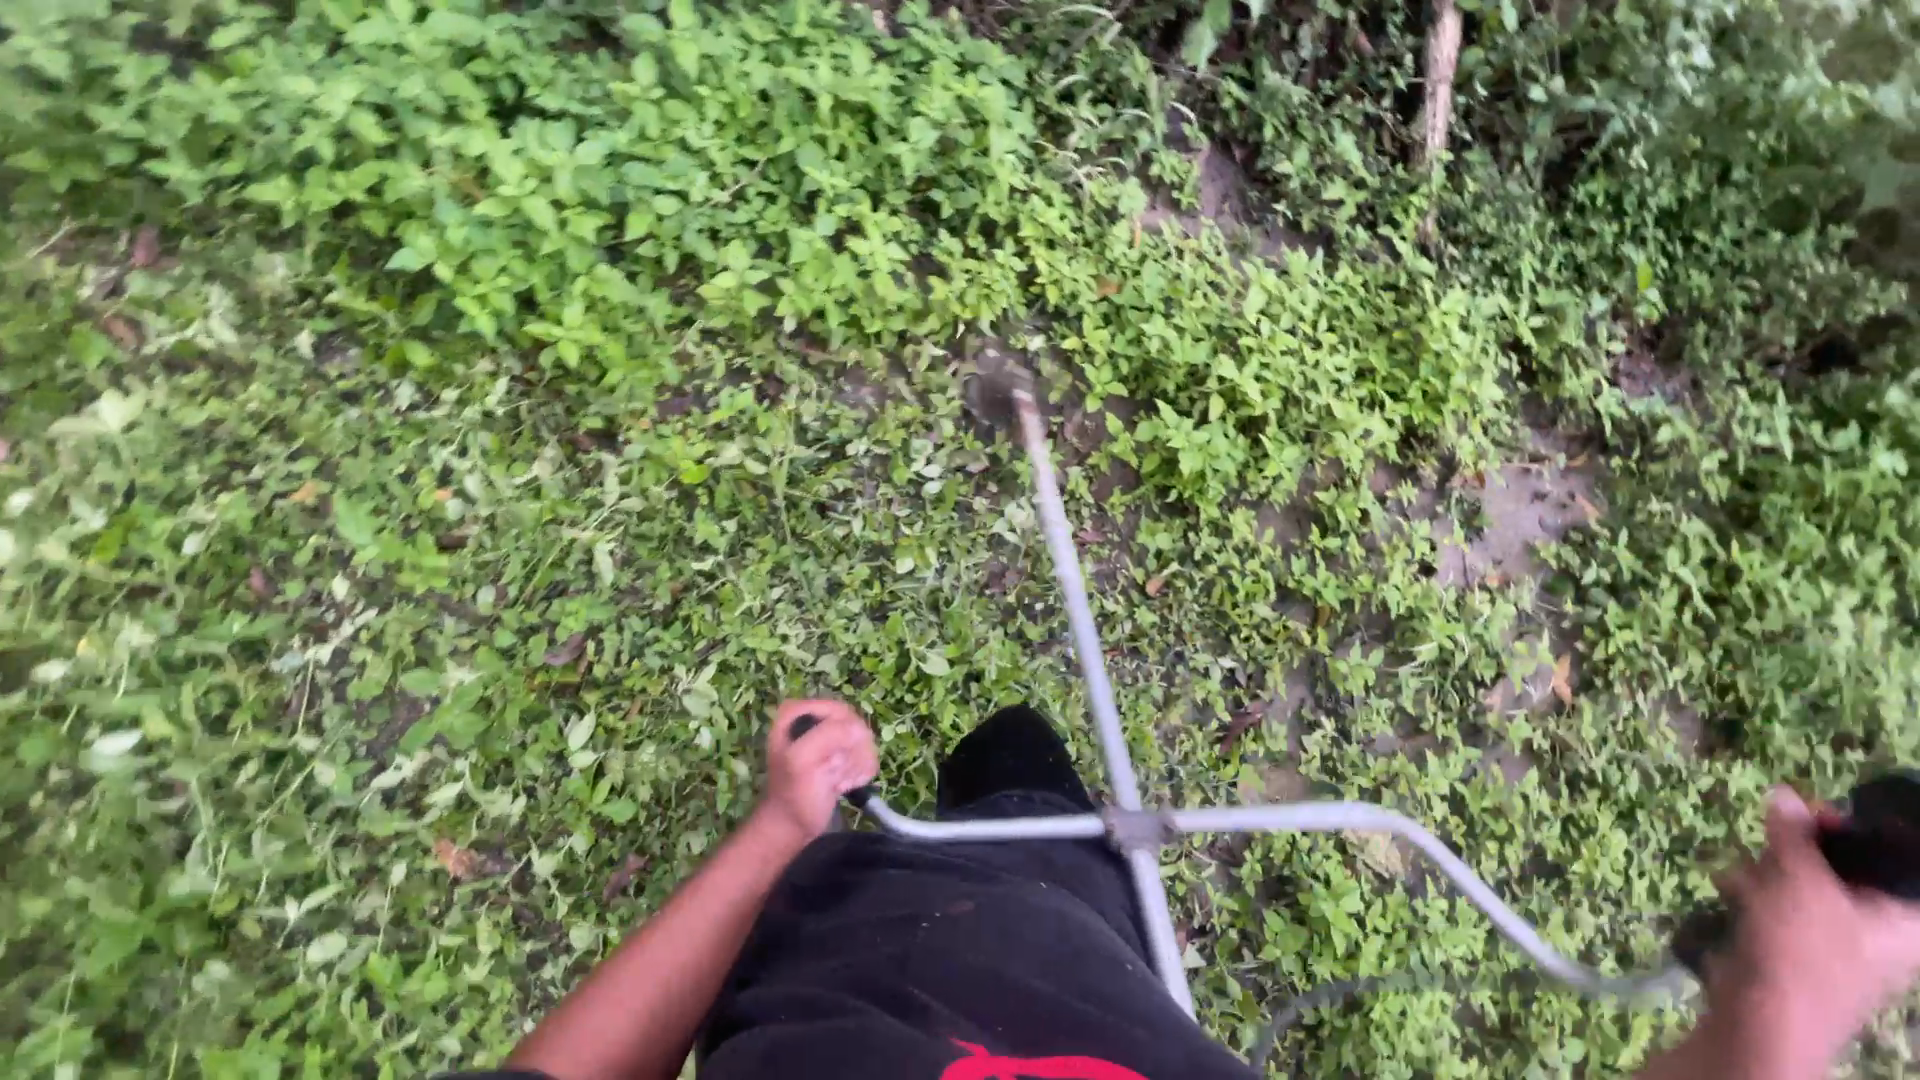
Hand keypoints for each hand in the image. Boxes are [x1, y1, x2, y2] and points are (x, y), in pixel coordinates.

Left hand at [754, 699, 877, 844]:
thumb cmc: (794, 794)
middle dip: (851, 753)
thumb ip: (828, 735)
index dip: (844, 737)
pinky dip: (860, 772)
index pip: (842, 712)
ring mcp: (829, 737)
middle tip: (833, 773)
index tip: (833, 759)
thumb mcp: (801, 760)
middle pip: (856, 725)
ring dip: (855, 765)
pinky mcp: (841, 753)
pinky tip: (842, 784)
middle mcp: (814, 719)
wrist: (793, 826)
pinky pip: (867, 753)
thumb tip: (859, 730)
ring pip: (864, 740)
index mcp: (799, 712)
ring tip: (835, 781)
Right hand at [1704, 787, 1919, 1076]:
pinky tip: (1735, 890)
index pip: (1891, 858)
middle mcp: (1884, 927)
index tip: (1808, 812)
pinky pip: (1784, 902)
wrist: (1766, 1013)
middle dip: (1796, 852)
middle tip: (1770, 846)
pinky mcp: (1803, 945)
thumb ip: (1793, 836)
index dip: (1851, 832)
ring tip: (1744, 875)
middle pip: (1842, 866)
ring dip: (1768, 869)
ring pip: (1806, 882)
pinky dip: (1757, 891)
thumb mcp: (1798, 882)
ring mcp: (1843, 939)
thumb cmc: (1802, 949)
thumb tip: (1784, 793)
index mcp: (1906, 918)